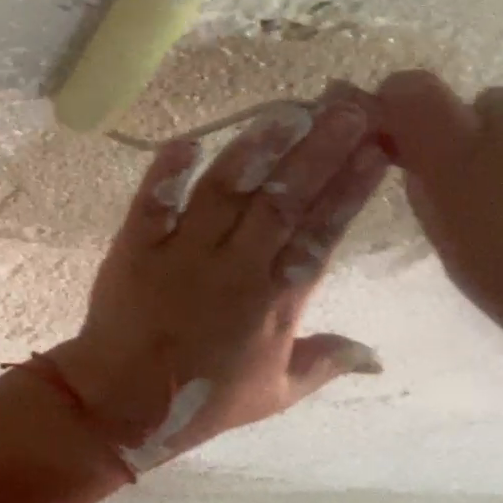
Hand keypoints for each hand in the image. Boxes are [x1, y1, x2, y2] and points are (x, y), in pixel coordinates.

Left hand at [47, 91, 390, 471]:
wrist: (124, 396)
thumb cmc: (203, 396)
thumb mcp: (277, 390)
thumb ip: (324, 361)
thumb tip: (376, 354)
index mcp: (276, 299)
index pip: (322, 233)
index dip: (350, 188)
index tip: (377, 146)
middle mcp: (236, 267)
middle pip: (283, 200)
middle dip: (318, 151)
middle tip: (348, 106)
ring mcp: (182, 252)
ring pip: (225, 192)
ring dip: (256, 149)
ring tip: (285, 111)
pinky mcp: (134, 244)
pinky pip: (153, 202)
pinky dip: (168, 171)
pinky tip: (189, 139)